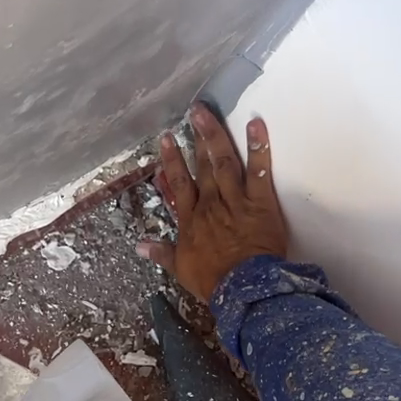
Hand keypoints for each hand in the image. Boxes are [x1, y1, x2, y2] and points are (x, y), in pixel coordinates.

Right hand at [139, 103, 288, 301]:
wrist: (242, 288)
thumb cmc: (212, 281)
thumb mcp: (181, 269)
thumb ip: (161, 253)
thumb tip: (139, 245)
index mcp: (191, 220)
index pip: (179, 184)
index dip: (172, 161)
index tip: (166, 139)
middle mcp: (210, 204)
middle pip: (202, 166)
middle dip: (196, 139)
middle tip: (193, 113)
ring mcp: (235, 200)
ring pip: (224, 162)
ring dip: (216, 136)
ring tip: (210, 113)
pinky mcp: (260, 202)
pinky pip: (259, 170)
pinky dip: (258, 147)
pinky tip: (255, 124)